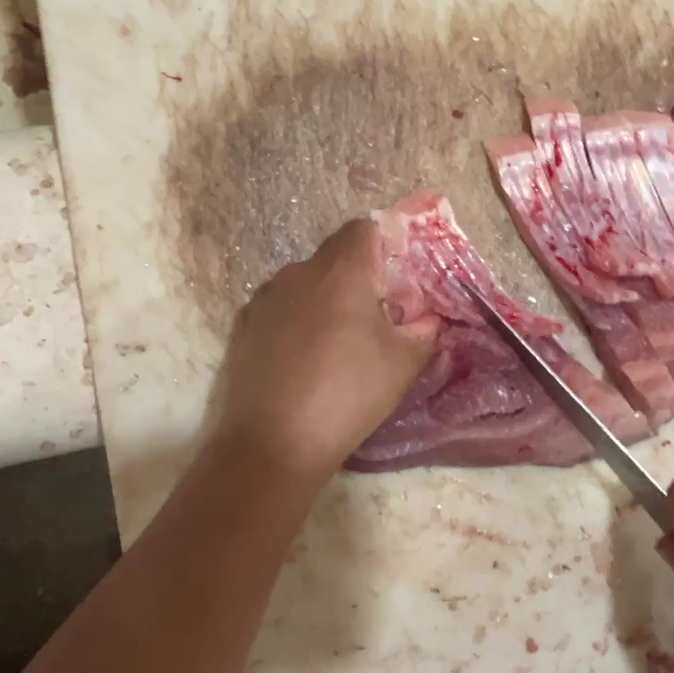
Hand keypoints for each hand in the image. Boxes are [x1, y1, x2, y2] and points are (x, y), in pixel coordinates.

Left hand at [212, 219, 437, 478]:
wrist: (273, 443)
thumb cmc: (347, 393)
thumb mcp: (402, 364)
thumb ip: (423, 332)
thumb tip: (429, 319)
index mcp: (341, 272)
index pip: (364, 228)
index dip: (385, 240)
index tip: (400, 269)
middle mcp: (298, 273)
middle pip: (334, 256)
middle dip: (359, 275)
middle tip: (380, 311)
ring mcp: (265, 300)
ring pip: (306, 283)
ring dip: (327, 298)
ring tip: (343, 340)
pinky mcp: (245, 328)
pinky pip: (281, 309)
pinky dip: (299, 321)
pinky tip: (308, 358)